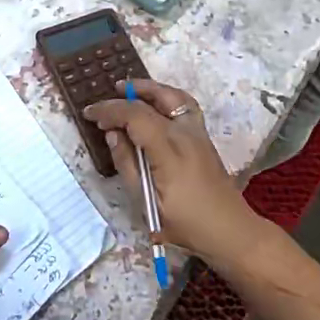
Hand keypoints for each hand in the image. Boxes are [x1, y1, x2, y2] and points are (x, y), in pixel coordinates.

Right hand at [82, 79, 261, 262]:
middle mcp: (185, 133)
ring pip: (174, 95)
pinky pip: (184, 104)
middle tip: (107, 96)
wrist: (230, 231)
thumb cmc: (186, 223)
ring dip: (150, 89)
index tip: (89, 114)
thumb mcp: (147, 202)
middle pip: (155, 99)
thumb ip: (127, 164)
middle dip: (127, 94)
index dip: (109, 110)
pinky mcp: (204, 137)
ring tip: (130, 90)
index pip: (135, 115)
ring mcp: (198, 132)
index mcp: (169, 149)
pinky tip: (155, 105)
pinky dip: (166, 96)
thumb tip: (112, 135)